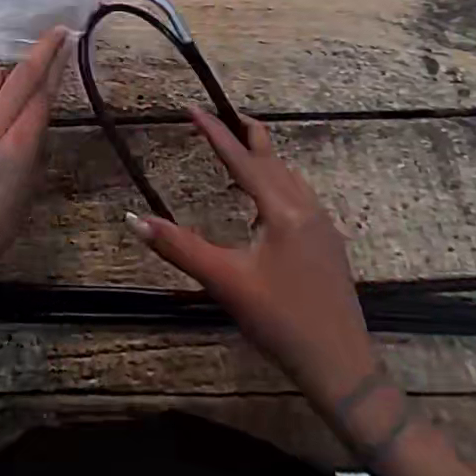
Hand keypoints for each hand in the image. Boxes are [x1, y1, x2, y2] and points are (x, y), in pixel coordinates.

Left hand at [0, 28, 70, 285]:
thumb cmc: (1, 217)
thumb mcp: (32, 177)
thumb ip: (36, 134)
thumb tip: (40, 99)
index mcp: (19, 144)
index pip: (43, 90)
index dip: (58, 63)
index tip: (67, 41)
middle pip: (21, 73)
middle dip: (42, 49)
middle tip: (55, 32)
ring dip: (5, 77)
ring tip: (7, 96)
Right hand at [127, 107, 376, 405]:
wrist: (342, 367)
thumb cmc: (280, 322)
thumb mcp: (226, 283)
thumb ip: (179, 248)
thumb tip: (132, 218)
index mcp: (282, 210)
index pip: (241, 160)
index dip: (215, 132)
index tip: (193, 107)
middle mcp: (306, 207)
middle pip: (272, 159)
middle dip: (245, 134)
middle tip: (222, 114)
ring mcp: (323, 225)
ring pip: (289, 176)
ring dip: (264, 156)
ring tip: (243, 147)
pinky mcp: (329, 243)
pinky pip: (300, 194)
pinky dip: (278, 180)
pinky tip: (270, 197)